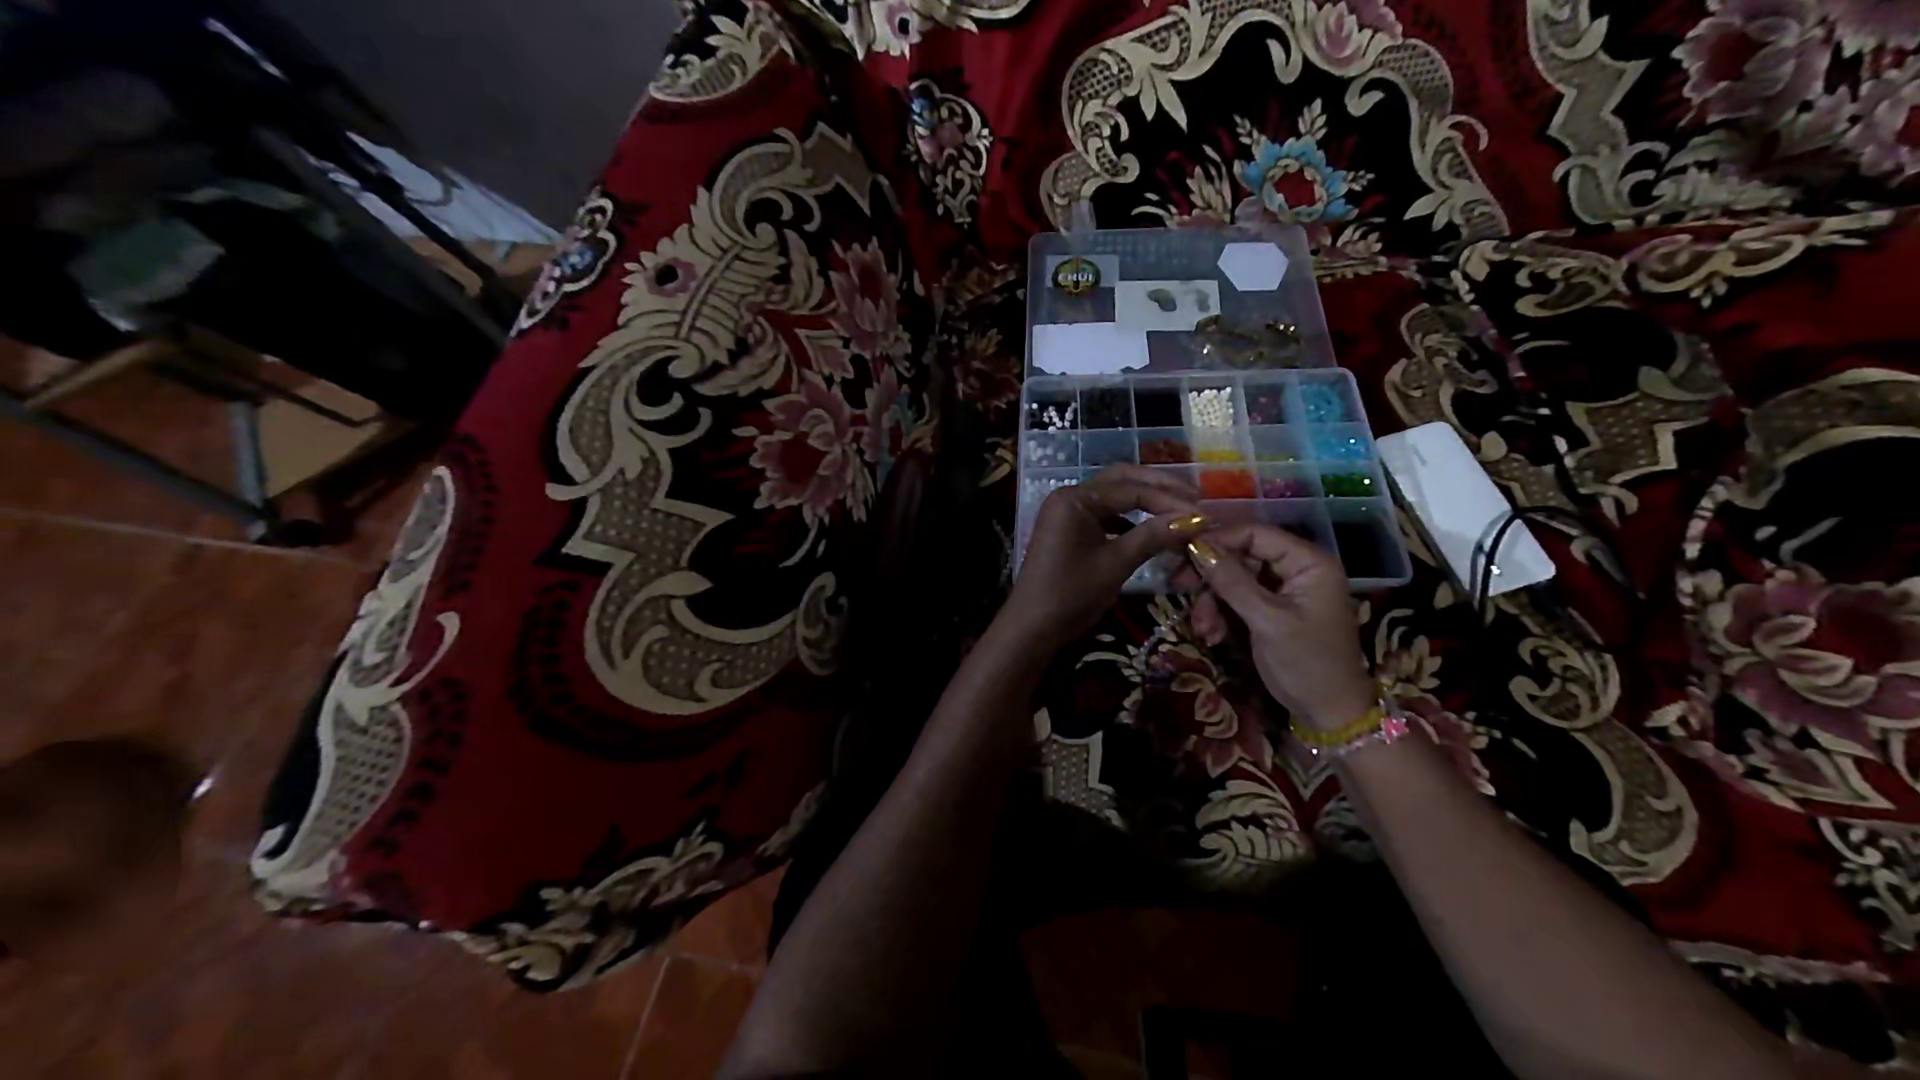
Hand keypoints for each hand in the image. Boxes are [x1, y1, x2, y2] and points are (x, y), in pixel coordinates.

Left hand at [997, 465, 1207, 651]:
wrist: (1032, 627)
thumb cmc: (1072, 594)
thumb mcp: (1116, 563)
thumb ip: (1154, 536)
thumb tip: (1196, 519)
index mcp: (1075, 498)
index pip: (1132, 488)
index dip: (1170, 499)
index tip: (1203, 511)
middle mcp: (1069, 496)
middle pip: (1122, 481)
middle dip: (1159, 487)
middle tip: (1196, 497)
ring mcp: (1067, 513)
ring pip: (1114, 497)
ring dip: (1145, 500)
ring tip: (1180, 510)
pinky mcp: (1069, 530)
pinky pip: (1104, 515)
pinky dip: (1129, 518)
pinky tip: (1151, 529)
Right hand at [1182, 524, 1376, 731]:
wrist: (1328, 712)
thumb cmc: (1307, 662)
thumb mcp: (1267, 621)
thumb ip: (1233, 582)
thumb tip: (1197, 548)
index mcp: (1308, 563)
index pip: (1257, 534)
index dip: (1219, 540)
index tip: (1185, 554)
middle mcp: (1297, 568)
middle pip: (1241, 554)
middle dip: (1211, 575)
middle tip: (1178, 586)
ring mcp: (1283, 589)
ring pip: (1234, 578)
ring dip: (1212, 601)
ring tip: (1203, 628)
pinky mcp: (1271, 608)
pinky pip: (1237, 598)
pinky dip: (1220, 614)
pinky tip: (1212, 634)